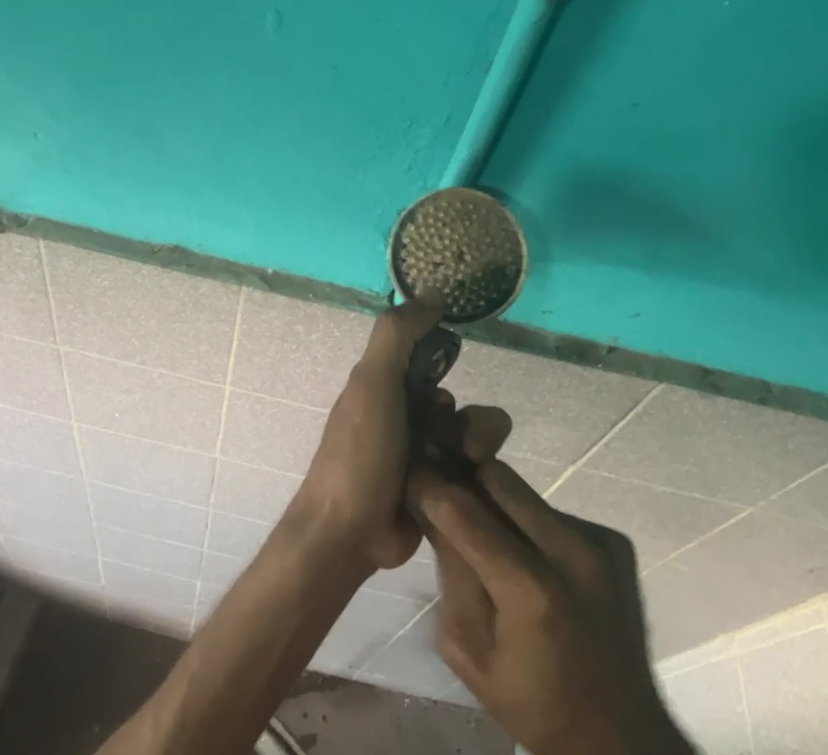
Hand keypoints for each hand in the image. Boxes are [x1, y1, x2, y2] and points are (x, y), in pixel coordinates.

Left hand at [287, 301, 510, 571]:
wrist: (351, 534)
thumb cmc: (357, 453)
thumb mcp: (372, 383)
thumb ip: (398, 335)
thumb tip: (434, 292)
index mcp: (385, 388)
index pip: (434, 361)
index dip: (446, 370)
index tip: (444, 382)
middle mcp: (406, 419)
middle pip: (464, 405)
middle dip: (468, 423)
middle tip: (455, 442)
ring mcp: (425, 458)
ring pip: (477, 440)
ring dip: (475, 450)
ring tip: (461, 470)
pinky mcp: (442, 493)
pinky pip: (476, 473)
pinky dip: (475, 477)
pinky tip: (464, 492)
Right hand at [409, 460, 691, 754]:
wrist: (616, 731)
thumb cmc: (529, 701)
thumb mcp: (467, 648)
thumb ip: (451, 574)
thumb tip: (431, 510)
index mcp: (529, 590)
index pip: (462, 509)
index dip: (427, 482)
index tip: (404, 470)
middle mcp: (570, 552)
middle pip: (497, 477)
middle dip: (460, 475)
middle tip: (436, 487)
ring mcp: (598, 544)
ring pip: (524, 491)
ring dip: (492, 499)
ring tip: (476, 528)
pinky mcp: (613, 543)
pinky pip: (551, 512)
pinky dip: (524, 522)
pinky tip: (521, 556)